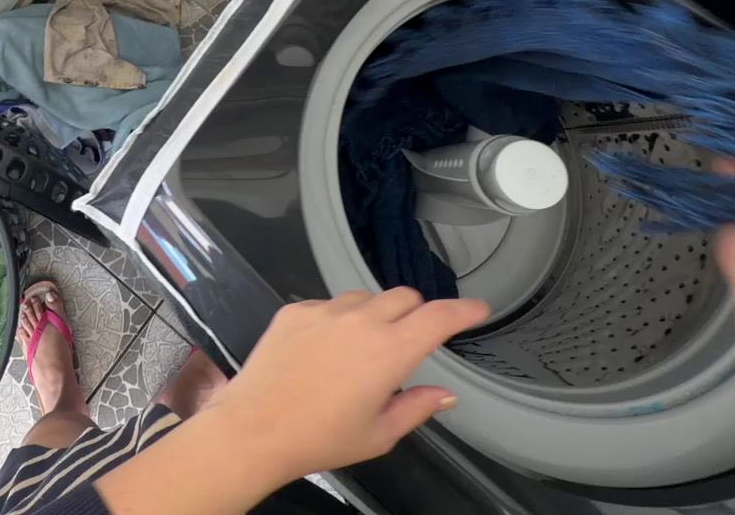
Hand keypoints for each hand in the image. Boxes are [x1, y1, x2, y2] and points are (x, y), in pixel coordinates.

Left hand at [195, 289, 489, 483]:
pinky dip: (338, 319)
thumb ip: (416, 406)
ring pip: (364, 297)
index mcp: (389, 351)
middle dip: (417, 312)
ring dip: (375, 314)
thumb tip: (444, 393)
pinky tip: (326, 350)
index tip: (477, 307)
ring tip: (364, 350)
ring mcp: (323, 309)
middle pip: (403, 296)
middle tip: (414, 338)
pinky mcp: (294, 309)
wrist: (257, 425)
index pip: (437, 317)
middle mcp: (358, 320)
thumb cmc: (321, 437)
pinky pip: (327, 304)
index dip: (463, 310)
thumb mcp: (380, 433)